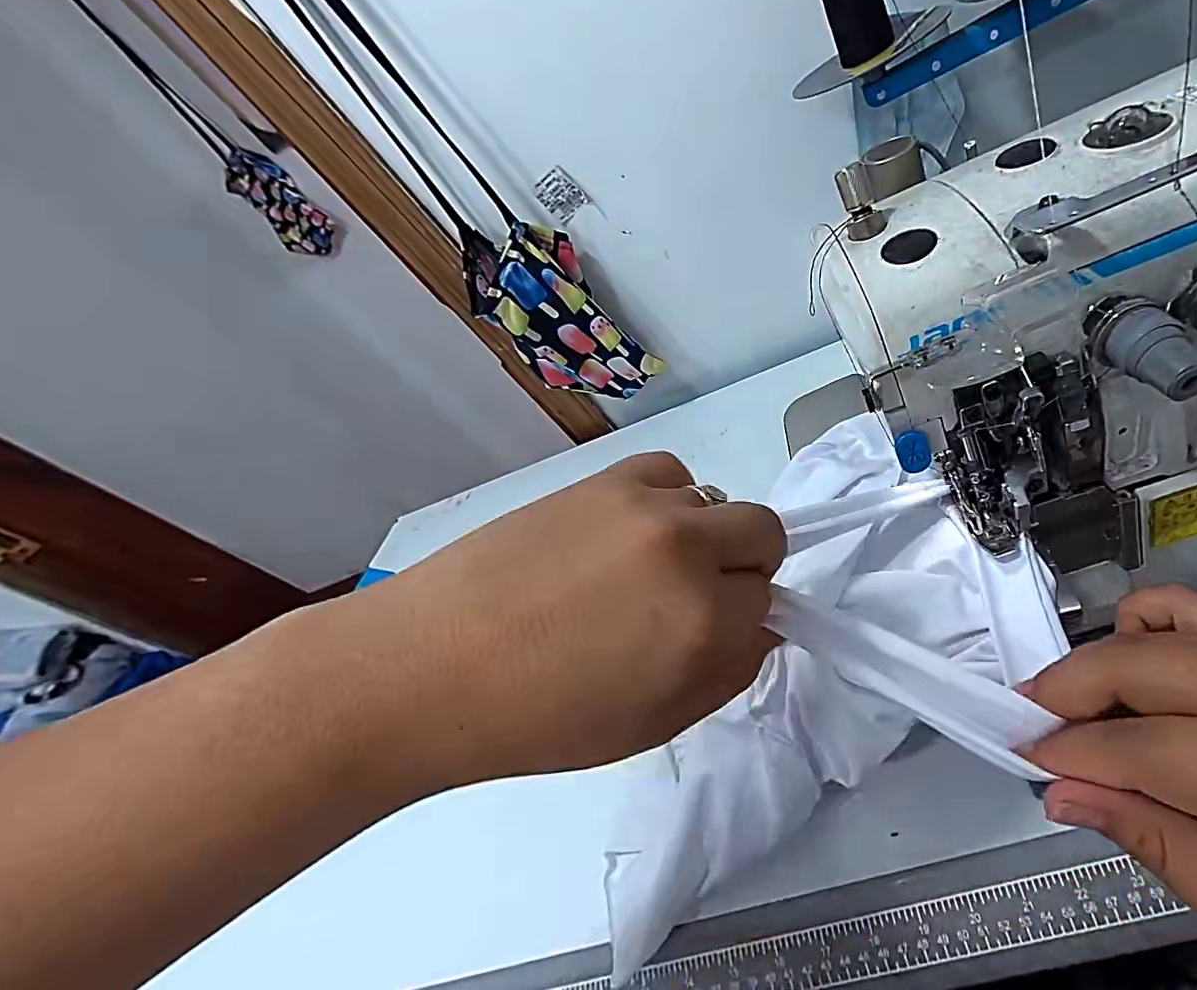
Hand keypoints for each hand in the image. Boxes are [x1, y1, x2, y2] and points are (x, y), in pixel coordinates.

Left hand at [265, 452, 784, 796]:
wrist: (428, 666)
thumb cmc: (539, 719)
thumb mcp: (652, 725)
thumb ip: (726, 676)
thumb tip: (759, 630)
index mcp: (704, 623)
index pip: (768, 603)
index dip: (743, 623)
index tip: (713, 634)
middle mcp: (687, 551)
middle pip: (765, 531)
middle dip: (747, 567)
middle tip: (700, 595)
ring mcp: (645, 505)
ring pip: (718, 502)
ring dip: (702, 535)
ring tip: (647, 566)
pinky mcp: (604, 478)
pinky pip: (669, 472)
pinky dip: (666, 499)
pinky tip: (629, 530)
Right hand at [1022, 585, 1196, 988]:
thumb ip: (1163, 848)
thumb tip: (1065, 793)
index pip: (1143, 748)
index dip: (1069, 753)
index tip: (1024, 761)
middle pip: (1136, 667)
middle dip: (1065, 694)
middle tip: (1031, 730)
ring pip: (1152, 632)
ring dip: (1097, 665)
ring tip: (1076, 712)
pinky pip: (1190, 608)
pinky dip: (1143, 626)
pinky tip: (1135, 667)